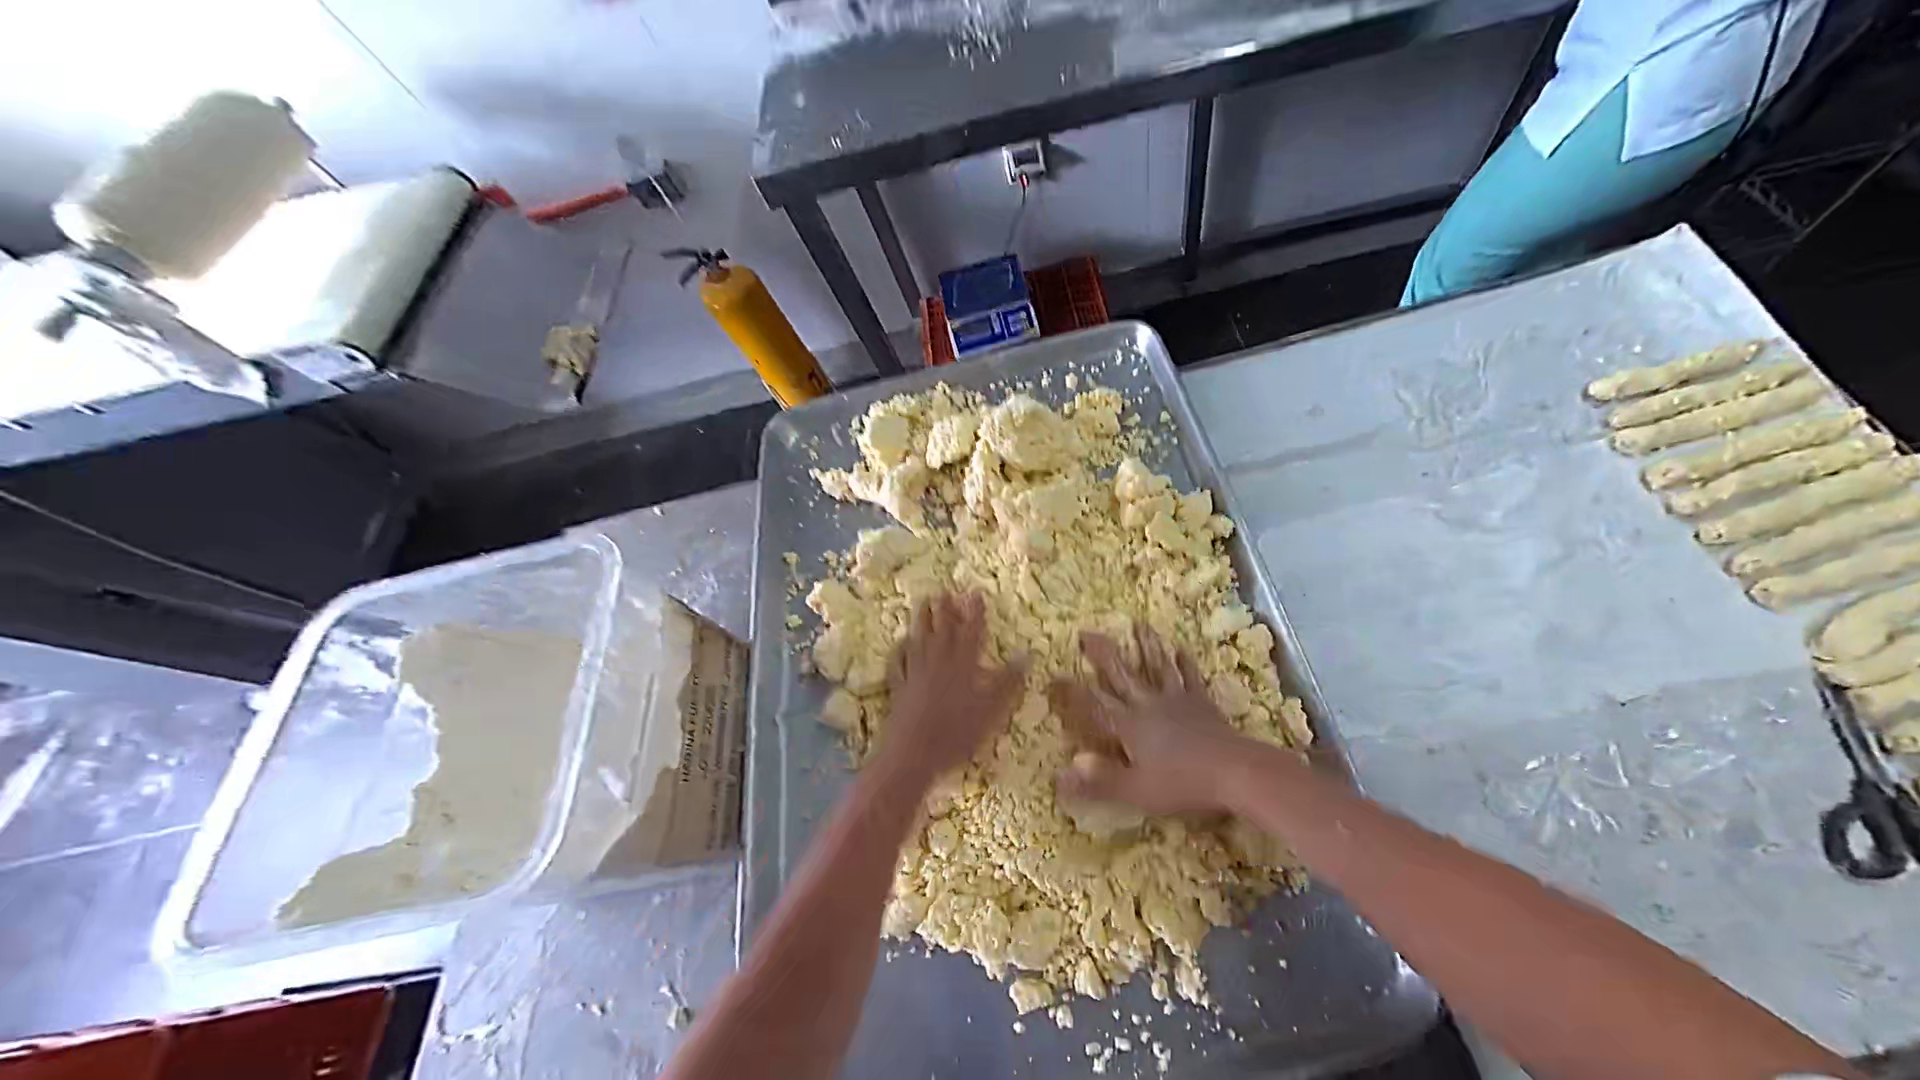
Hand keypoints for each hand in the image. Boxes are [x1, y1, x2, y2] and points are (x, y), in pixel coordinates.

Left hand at [874, 592, 1026, 786]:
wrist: (912, 753)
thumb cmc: (956, 734)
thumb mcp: (991, 711)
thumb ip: (1008, 682)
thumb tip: (1026, 655)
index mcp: (963, 665)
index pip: (971, 632)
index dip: (975, 612)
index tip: (976, 593)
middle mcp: (938, 662)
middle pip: (942, 630)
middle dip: (945, 609)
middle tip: (945, 590)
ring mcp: (915, 673)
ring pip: (919, 639)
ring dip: (922, 619)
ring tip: (924, 601)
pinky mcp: (899, 687)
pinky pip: (898, 661)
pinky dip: (900, 649)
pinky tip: (901, 642)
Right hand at [1053, 625, 1262, 815]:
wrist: (1235, 771)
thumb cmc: (1182, 783)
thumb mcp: (1136, 790)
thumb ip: (1099, 781)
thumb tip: (1059, 776)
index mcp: (1129, 726)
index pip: (1093, 704)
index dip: (1071, 690)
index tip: (1052, 674)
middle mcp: (1148, 705)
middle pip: (1121, 675)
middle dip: (1102, 654)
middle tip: (1086, 631)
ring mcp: (1177, 701)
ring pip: (1156, 668)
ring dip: (1146, 646)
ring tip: (1139, 624)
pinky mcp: (1201, 704)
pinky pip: (1190, 678)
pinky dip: (1185, 664)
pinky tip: (1182, 650)